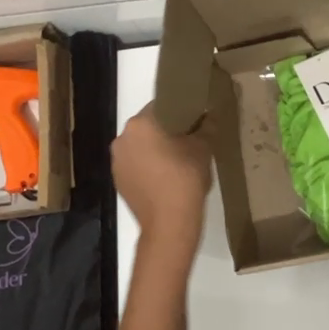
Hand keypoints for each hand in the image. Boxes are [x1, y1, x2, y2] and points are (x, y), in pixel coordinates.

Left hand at [111, 104, 213, 254]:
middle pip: (149, 125)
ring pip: (141, 145)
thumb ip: (207, 126)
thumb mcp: (203, 148)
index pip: (162, 105)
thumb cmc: (185, 179)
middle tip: (190, 137)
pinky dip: (148, 165)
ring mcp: (117, 161)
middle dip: (167, 129)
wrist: (169, 224)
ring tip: (179, 158)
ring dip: (156, 148)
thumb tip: (211, 115)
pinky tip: (166, 176)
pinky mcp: (118, 181)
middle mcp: (123, 138)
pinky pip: (136, 164)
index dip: (180, 109)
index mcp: (141, 124)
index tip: (195, 118)